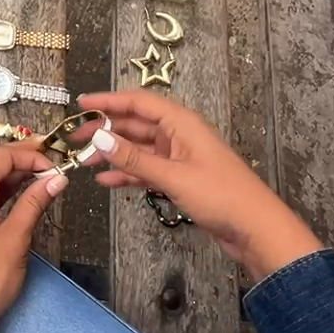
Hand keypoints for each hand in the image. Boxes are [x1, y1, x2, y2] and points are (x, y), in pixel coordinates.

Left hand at [0, 141, 67, 331]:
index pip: (1, 157)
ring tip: (43, 171)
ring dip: (14, 173)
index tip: (56, 164)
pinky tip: (24, 189)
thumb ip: (35, 202)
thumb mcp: (16, 236)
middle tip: (51, 157)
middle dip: (22, 158)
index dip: (30, 155)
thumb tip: (57, 178)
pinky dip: (3, 189)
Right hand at [73, 90, 322, 282]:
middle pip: (135, 124)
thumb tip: (99, 138)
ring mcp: (179, 157)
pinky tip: (106, 182)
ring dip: (113, 153)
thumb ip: (134, 158)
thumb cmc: (221, 196)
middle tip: (75, 138)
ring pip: (138, 148)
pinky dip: (127, 173)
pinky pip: (146, 169)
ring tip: (84, 161)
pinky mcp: (181, 179)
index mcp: (181, 123)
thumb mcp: (173, 176)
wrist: (258, 231)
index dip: (108, 101)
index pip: (139, 102)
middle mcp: (179, 134)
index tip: (81, 104)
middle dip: (105, 129)